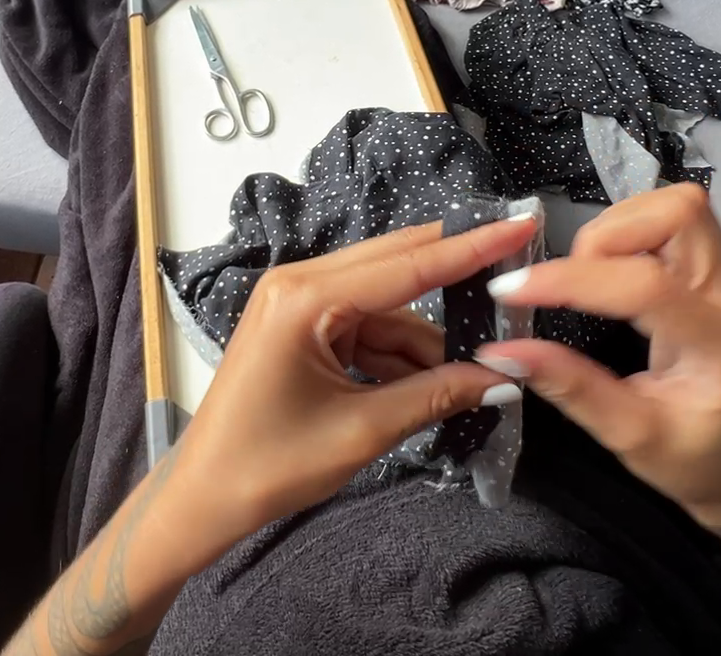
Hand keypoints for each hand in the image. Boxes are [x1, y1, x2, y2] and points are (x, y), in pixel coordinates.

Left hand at [160, 218, 534, 555]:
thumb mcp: (361, 430)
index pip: (406, 265)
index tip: (517, 225)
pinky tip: (435, 381)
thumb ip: (434, 395)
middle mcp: (301, 283)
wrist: (203, 496)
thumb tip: (501, 377)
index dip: (468, 248)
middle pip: (397, 267)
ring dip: (428, 339)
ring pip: (387, 306)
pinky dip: (399, 353)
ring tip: (479, 366)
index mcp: (306, 297)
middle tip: (514, 266)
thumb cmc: (269, 464)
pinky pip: (367, 327)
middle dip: (455, 274)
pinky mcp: (304, 325)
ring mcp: (300, 302)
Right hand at [475, 184, 720, 523]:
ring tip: (592, 275)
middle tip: (573, 279)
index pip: (647, 287)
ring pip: (675, 206)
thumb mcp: (625, 436)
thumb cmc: (689, 459)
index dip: (571, 279)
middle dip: (605, 236)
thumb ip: (567, 386)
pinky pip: (676, 216)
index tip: (511, 291)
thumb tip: (500, 350)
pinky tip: (615, 269)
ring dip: (616, 228)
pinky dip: (631, 228)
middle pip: (677, 216)